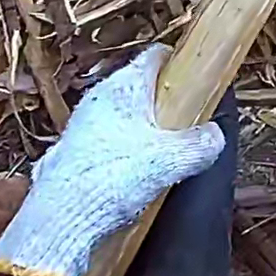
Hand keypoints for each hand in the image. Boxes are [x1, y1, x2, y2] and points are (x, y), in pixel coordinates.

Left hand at [0, 45, 223, 275]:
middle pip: (138, 84)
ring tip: (156, 157)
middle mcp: (98, 95)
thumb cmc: (116, 178)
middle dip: (161, 101)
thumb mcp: (172, 161)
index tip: (194, 79)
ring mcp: (79, 123)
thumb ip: (201, 144)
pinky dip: (116, 150)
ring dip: (138, 128)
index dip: (178, 62)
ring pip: (118, 113)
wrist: (59, 221)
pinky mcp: (67, 150)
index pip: (156, 54)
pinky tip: (124, 177)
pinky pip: (101, 140)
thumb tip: (216, 135)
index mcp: (125, 85)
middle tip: (182, 125)